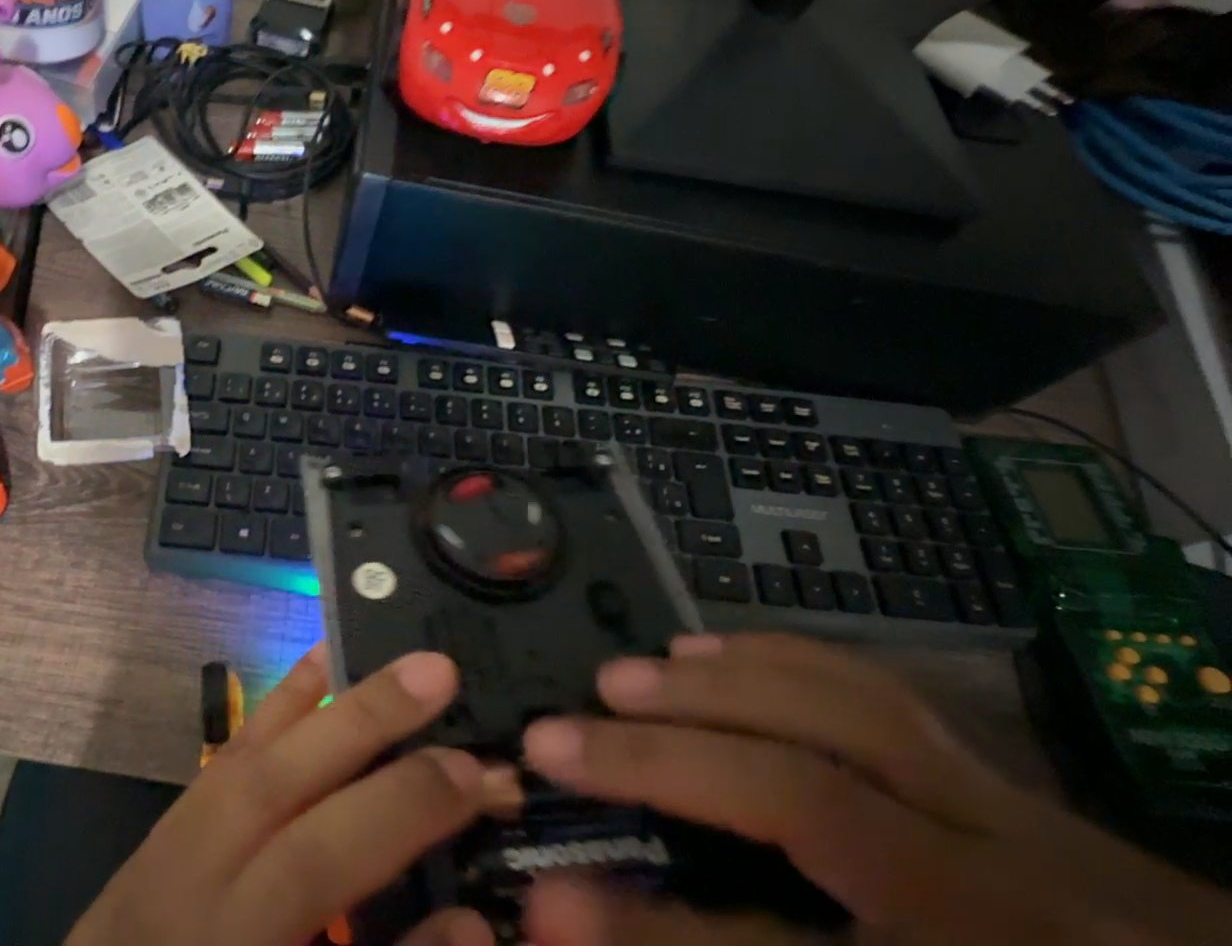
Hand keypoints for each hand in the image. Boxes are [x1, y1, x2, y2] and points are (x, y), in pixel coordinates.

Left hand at [67, 646, 499, 945]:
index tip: (475, 776)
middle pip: (269, 785)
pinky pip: (218, 762)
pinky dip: (272, 711)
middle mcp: (180, 888)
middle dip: (359, 724)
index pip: (310, 863)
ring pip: (238, 760)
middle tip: (440, 675)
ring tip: (386, 660)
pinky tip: (311, 668)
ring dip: (318, 703)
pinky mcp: (156, 840)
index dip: (395, 812)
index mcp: (225, 943)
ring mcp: (157, 855)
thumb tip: (467, 920)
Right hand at [517, 633, 1231, 944]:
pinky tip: (713, 651)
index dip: (650, 926)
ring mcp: (1021, 824)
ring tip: (621, 678)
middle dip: (664, 761)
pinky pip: (888, 694)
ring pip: (855, 718)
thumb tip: (583, 920)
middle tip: (554, 738)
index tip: (548, 900)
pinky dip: (784, 659)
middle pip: (810, 798)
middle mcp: (1004, 895)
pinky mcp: (1016, 783)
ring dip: (719, 688)